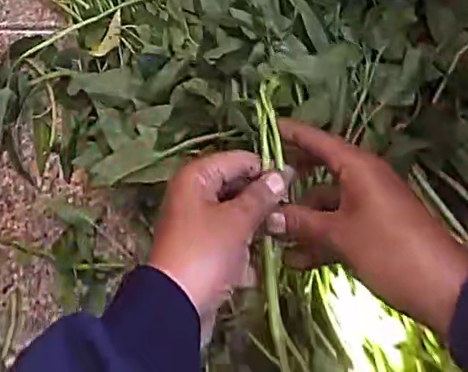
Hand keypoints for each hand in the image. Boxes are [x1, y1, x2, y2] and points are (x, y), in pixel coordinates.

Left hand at [148, 151, 289, 325]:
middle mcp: (192, 193)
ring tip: (277, 237)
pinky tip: (255, 267)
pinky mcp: (200, 250)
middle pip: (234, 187)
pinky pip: (227, 240)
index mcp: (196, 176)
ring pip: (233, 215)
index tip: (292, 180)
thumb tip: (280, 175)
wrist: (175, 307)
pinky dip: (241, 251)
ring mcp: (194, 222)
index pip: (236, 160)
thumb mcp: (237, 222)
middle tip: (288, 212)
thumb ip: (260, 197)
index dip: (263, 168)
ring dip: (254, 228)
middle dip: (260, 201)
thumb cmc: (206, 253)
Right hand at [267, 120, 467, 333]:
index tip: (261, 127)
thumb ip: (302, 222)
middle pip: (318, 167)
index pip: (314, 138)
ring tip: (273, 233)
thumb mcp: (341, 236)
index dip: (287, 132)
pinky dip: (321, 235)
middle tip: (260, 183)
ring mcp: (370, 202)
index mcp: (356, 165)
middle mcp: (362, 175)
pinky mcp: (376, 227)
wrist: (449, 293)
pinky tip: (297, 259)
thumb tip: (267, 214)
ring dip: (303, 216)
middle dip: (290, 179)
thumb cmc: (392, 250)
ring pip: (327, 199)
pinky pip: (340, 221)